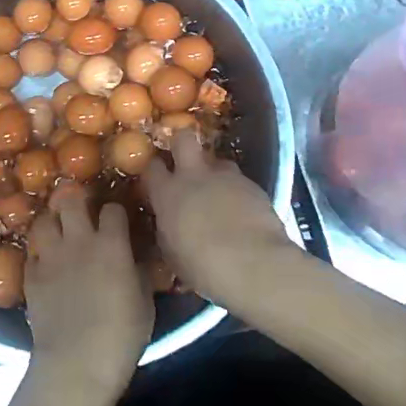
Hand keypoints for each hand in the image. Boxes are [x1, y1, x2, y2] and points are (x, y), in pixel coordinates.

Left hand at [23, 183, 153, 397]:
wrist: (76, 362)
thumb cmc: (121, 336)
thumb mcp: (144, 303)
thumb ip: (138, 272)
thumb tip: (136, 258)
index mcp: (111, 244)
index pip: (113, 210)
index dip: (116, 213)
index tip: (118, 221)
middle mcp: (78, 241)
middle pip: (70, 200)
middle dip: (76, 200)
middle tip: (82, 211)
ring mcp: (50, 255)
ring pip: (44, 219)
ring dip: (53, 222)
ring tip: (59, 232)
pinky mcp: (30, 273)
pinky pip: (33, 251)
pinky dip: (40, 253)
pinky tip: (46, 263)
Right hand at [143, 129, 293, 305]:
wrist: (254, 265)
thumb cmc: (203, 266)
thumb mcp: (173, 252)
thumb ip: (167, 229)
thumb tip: (169, 224)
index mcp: (168, 193)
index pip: (151, 168)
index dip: (153, 170)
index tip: (155, 180)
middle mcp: (194, 176)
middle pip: (183, 139)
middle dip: (182, 144)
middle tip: (184, 161)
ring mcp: (226, 177)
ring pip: (217, 160)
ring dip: (216, 173)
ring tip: (220, 192)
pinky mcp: (253, 185)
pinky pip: (240, 181)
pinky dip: (238, 192)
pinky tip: (243, 211)